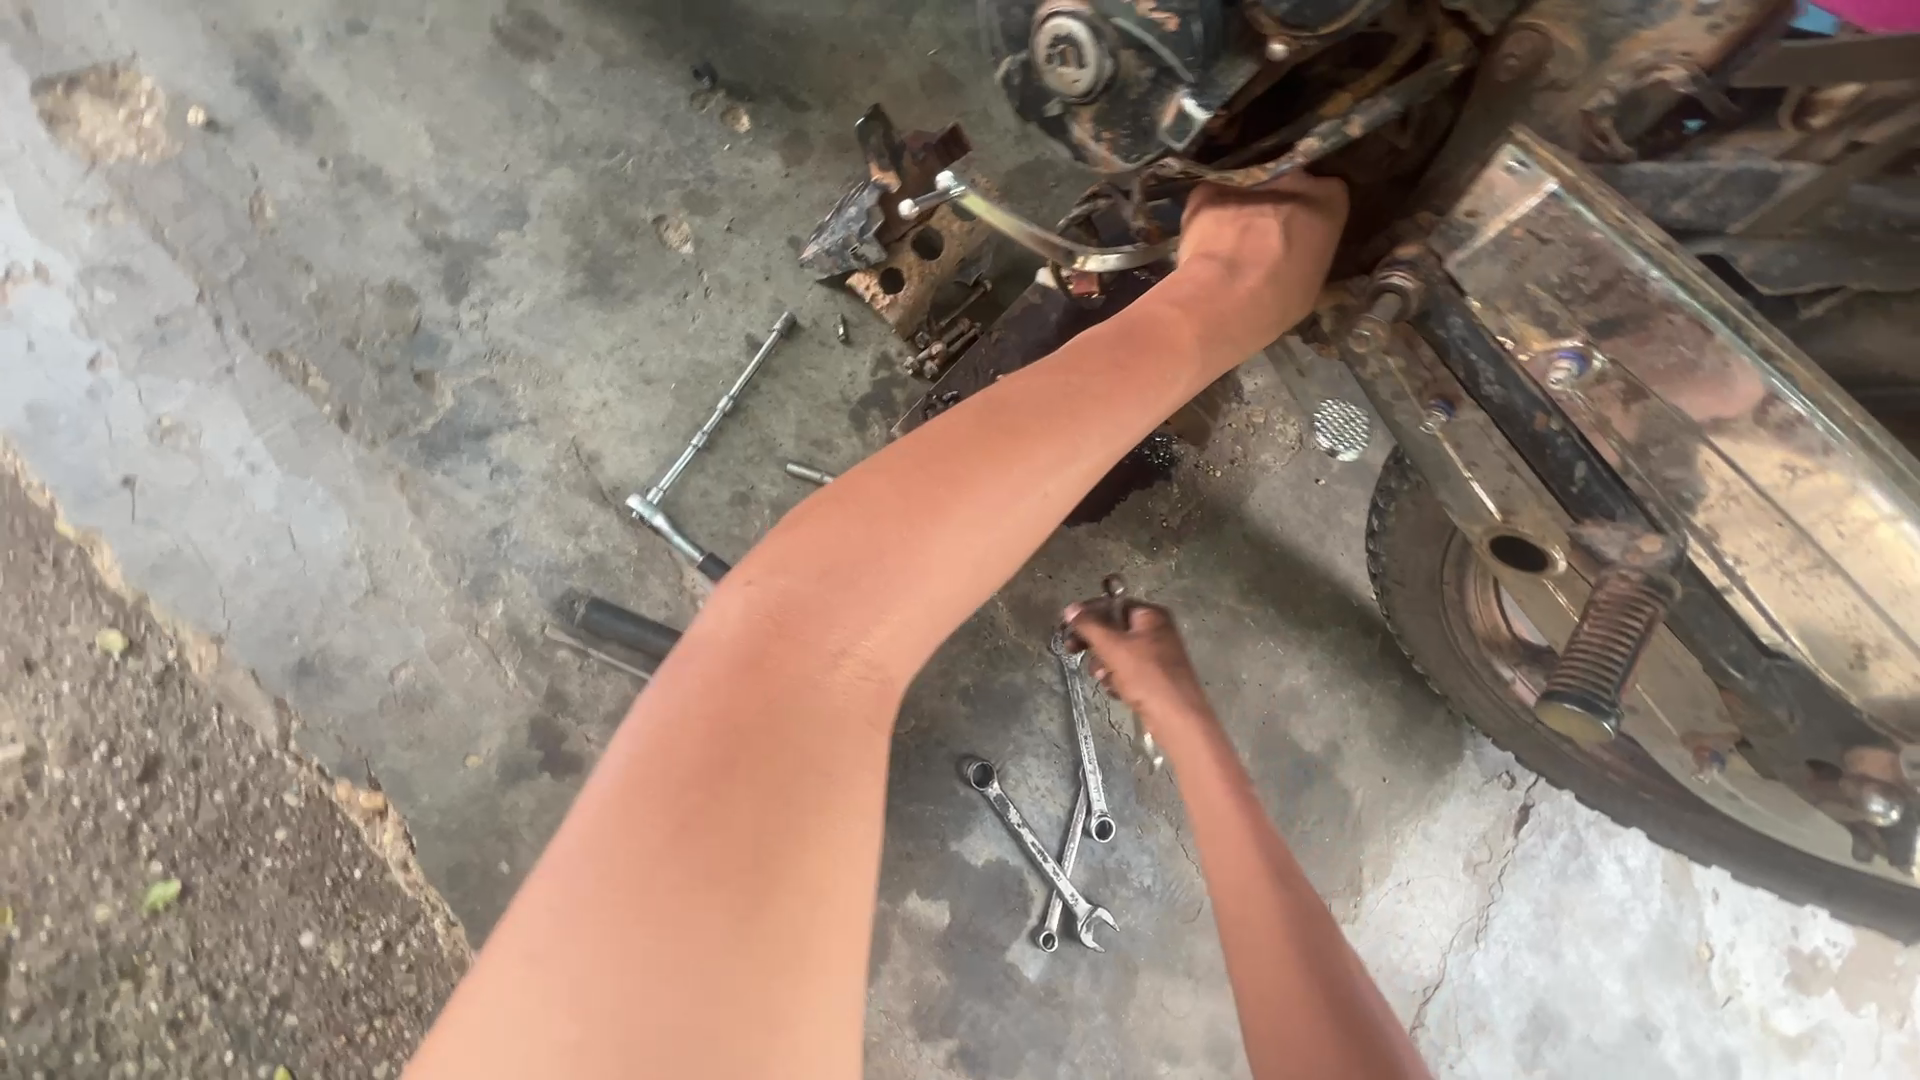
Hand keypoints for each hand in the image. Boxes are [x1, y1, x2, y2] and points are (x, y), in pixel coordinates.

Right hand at [1063, 601, 1214, 738]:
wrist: (1177, 718)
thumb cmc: (1146, 676)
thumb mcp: (1113, 647)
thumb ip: (1089, 626)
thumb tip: (1070, 608)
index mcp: (1151, 616)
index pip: (1112, 605)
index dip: (1088, 613)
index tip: (1066, 625)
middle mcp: (1155, 631)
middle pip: (1113, 629)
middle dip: (1095, 644)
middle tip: (1072, 650)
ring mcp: (1156, 655)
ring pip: (1117, 652)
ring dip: (1104, 665)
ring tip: (1104, 677)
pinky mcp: (1154, 677)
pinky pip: (1126, 670)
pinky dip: (1117, 678)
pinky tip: (1116, 690)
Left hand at [1167, 172, 1348, 354]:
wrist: (1220, 303)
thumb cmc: (1275, 304)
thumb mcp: (1310, 291)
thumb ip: (1309, 266)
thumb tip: (1301, 272)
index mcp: (1328, 203)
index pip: (1328, 197)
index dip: (1311, 220)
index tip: (1301, 241)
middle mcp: (1291, 183)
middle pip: (1287, 190)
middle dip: (1277, 213)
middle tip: (1262, 247)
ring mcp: (1247, 187)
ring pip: (1246, 197)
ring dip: (1240, 218)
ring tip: (1225, 252)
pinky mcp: (1206, 195)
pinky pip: (1209, 200)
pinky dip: (1205, 218)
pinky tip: (1199, 245)